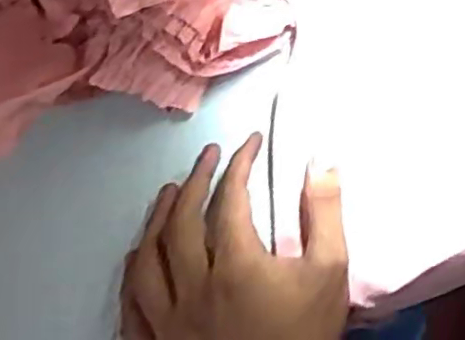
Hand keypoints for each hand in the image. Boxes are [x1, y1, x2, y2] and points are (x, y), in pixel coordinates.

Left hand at [122, 133, 348, 339]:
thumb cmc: (306, 328)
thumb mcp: (332, 266)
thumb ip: (324, 211)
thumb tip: (321, 161)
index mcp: (237, 266)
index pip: (230, 201)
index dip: (239, 165)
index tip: (251, 142)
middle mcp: (193, 289)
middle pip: (182, 225)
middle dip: (197, 181)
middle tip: (210, 154)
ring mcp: (167, 320)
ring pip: (147, 260)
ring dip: (159, 218)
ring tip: (171, 190)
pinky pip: (132, 302)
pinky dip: (134, 268)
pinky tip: (140, 252)